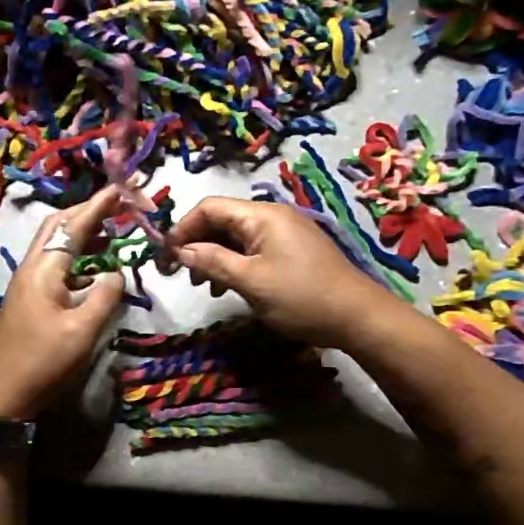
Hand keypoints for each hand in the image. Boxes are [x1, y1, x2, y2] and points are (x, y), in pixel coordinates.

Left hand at [0, 186, 127, 419]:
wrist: (3, 396)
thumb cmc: (43, 362)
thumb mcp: (82, 330)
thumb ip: (105, 296)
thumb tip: (117, 272)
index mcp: (42, 271)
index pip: (72, 227)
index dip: (98, 206)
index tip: (120, 189)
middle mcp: (31, 270)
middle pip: (56, 228)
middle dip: (85, 212)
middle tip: (115, 206)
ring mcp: (27, 285)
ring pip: (54, 246)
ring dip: (80, 234)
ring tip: (109, 231)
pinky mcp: (29, 301)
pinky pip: (54, 266)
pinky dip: (76, 257)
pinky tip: (93, 269)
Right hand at [168, 197, 389, 347]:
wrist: (357, 317)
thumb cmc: (301, 297)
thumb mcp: (251, 281)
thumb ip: (212, 261)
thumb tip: (180, 250)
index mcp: (261, 215)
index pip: (209, 207)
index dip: (183, 228)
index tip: (166, 256)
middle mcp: (272, 216)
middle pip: (221, 219)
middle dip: (196, 243)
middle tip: (179, 274)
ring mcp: (283, 233)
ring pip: (234, 236)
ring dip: (212, 256)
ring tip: (201, 285)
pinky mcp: (291, 250)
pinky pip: (252, 249)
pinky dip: (233, 263)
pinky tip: (226, 287)